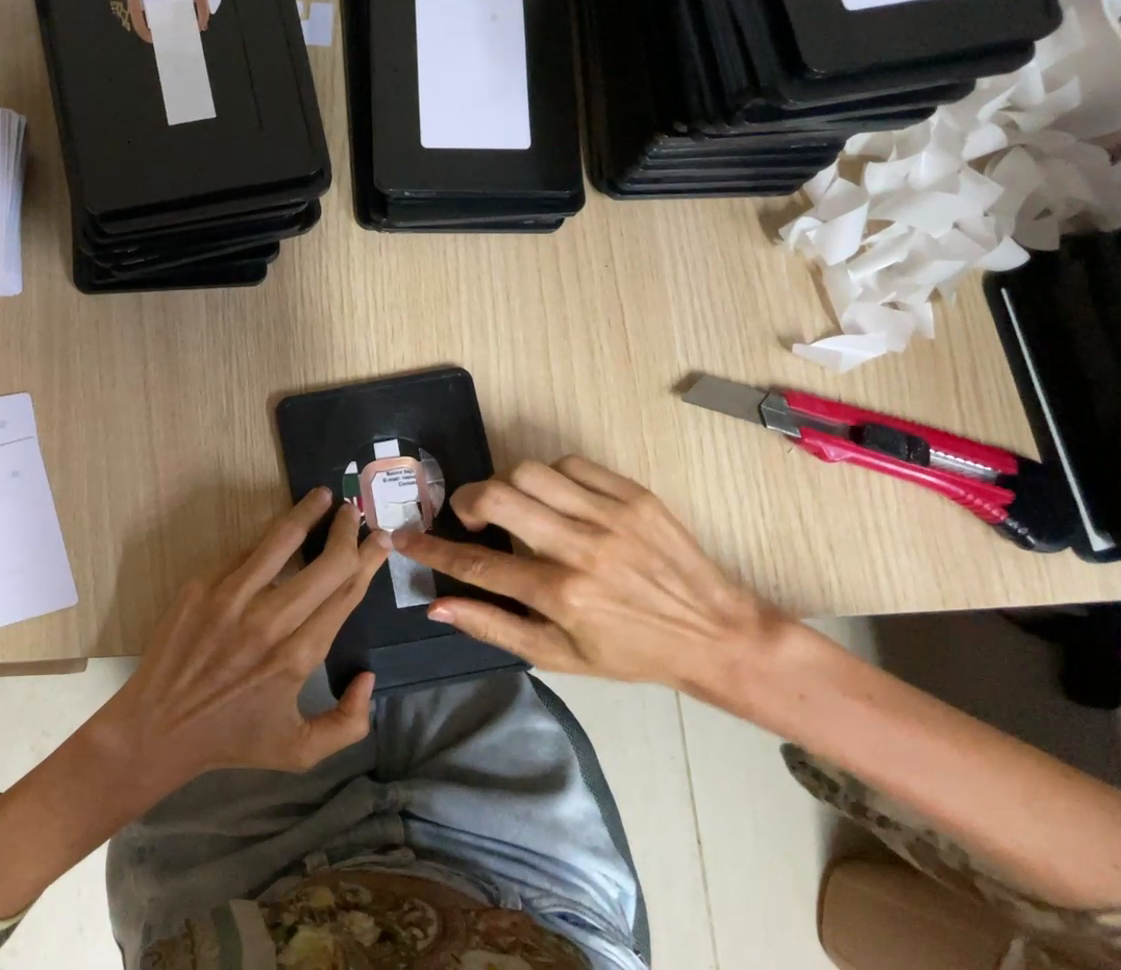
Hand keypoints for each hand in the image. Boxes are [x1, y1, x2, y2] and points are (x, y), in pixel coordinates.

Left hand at [89, 488, 391, 789]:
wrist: (157, 727)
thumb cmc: (233, 739)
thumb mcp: (301, 751)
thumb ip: (349, 722)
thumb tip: (369, 676)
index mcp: (299, 656)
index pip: (346, 592)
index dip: (369, 560)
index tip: (381, 540)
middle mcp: (269, 620)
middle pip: (324, 562)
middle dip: (347, 531)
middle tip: (356, 513)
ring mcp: (230, 598)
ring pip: (281, 540)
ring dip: (307, 513)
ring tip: (323, 496)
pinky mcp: (199, 586)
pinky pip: (242, 553)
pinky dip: (265, 540)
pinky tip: (278, 532)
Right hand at [394, 456, 790, 697]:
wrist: (718, 634)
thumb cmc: (630, 653)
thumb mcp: (558, 656)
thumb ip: (493, 627)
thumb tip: (436, 607)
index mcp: (560, 595)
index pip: (476, 564)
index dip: (431, 550)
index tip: (402, 538)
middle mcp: (581, 549)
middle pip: (498, 499)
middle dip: (467, 502)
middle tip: (468, 518)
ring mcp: (611, 516)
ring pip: (531, 473)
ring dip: (507, 486)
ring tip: (513, 507)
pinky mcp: (635, 495)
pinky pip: (572, 465)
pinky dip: (549, 477)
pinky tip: (552, 499)